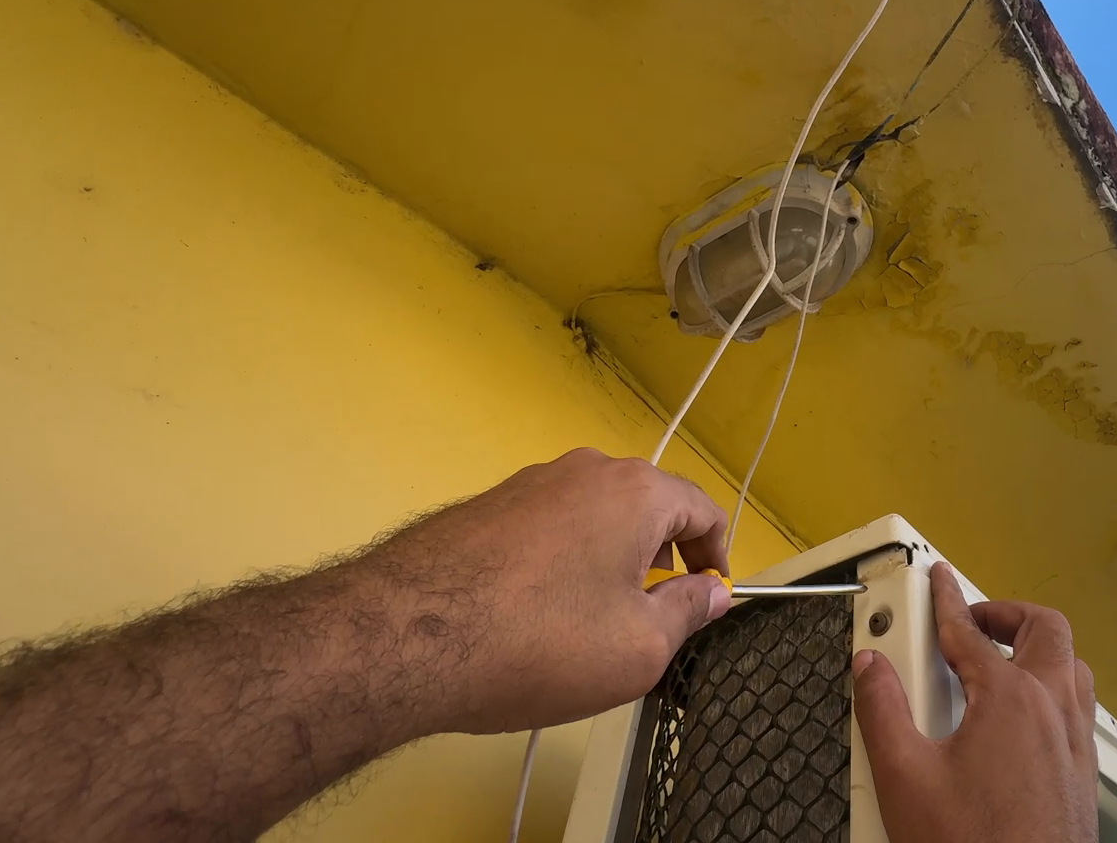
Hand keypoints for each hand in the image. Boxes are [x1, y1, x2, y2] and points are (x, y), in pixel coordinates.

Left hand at [354, 448, 732, 736]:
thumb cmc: (539, 640)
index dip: (717, 555)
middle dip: (666, 555)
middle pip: (651, 505)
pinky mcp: (489, 502)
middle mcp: (588, 469)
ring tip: (595, 613)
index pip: (703, 508)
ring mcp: (533, 480)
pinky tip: (539, 606)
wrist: (400, 637)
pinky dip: (567, 555)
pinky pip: (552, 522)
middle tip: (656, 610)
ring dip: (615, 554)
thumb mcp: (638, 647)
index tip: (711, 595)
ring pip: (599, 512)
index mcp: (636, 491)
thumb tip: (713, 592)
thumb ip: (690, 613)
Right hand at [854, 563, 1099, 842]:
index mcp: (1011, 699)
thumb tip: (870, 667)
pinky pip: (1075, 706)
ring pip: (1071, 666)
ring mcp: (1075, 743)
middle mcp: (1052, 711)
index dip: (946, 599)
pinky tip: (1021, 715)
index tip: (937, 578)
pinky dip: (1049, 686)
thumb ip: (882, 710)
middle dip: (1006, 613)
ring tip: (999, 658)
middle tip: (972, 621)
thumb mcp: (905, 778)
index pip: (970, 631)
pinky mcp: (1083, 776)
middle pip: (1045, 630)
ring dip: (1036, 648)